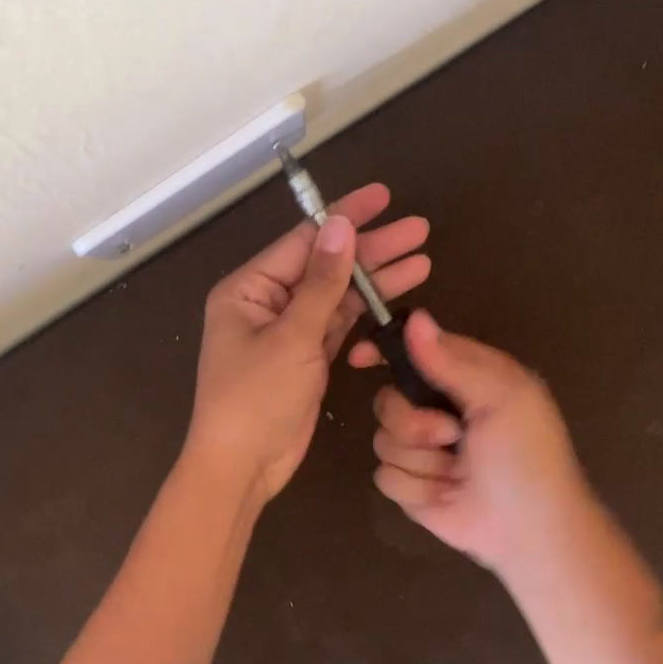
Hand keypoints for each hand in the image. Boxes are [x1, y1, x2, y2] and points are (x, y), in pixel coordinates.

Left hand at [185, 183, 431, 502]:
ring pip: (335, 298)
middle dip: (370, 251)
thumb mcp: (291, 337)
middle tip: (419, 231)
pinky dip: (364, 314)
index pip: (302, 242)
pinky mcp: (304, 362)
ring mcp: (286, 335)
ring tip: (421, 260)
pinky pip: (336, 327)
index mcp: (247, 291)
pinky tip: (396, 298)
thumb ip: (321, 283)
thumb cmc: (255, 398)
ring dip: (374, 282)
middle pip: (323, 268)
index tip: (385, 197)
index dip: (345, 218)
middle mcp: (264, 305)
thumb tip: (340, 226)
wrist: (242, 466)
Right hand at [351, 311, 593, 571]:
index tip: (359, 358)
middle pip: (387, 400)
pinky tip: (446, 495)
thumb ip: (452, 361)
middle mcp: (439, 411)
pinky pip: (384, 476)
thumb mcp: (501, 399)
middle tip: (449, 436)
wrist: (528, 530)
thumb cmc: (526, 458)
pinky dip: (417, 488)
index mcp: (466, 380)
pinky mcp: (410, 486)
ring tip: (456, 474)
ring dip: (421, 460)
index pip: (415, 351)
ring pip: (382, 440)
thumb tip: (415, 318)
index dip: (384, 352)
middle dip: (412, 422)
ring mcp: (422, 451)